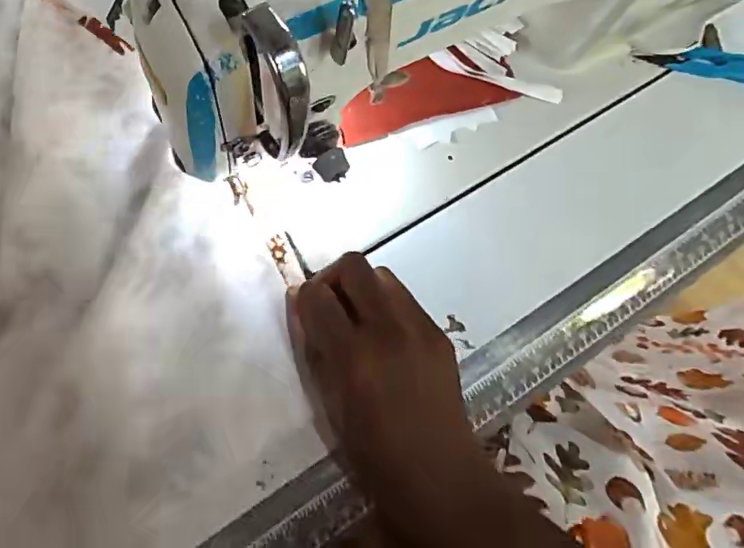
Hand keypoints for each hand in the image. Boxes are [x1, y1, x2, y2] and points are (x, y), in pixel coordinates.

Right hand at [290, 254, 573, 547]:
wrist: (441, 476)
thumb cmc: (376, 457)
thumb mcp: (331, 409)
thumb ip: (316, 353)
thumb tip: (304, 306)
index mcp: (355, 358)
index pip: (319, 296)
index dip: (305, 296)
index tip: (303, 307)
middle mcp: (388, 331)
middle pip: (354, 266)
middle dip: (333, 277)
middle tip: (328, 304)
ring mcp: (418, 327)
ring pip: (382, 274)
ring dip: (362, 287)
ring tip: (357, 319)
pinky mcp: (438, 331)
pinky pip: (405, 298)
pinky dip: (387, 305)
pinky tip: (386, 337)